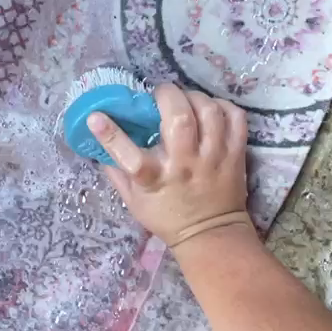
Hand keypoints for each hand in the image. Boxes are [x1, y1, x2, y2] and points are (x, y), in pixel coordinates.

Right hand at [91, 83, 250, 247]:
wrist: (211, 235)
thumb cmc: (167, 215)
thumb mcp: (133, 200)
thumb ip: (115, 169)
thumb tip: (97, 135)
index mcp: (154, 179)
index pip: (128, 155)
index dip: (109, 133)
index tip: (96, 116)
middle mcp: (184, 164)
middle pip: (180, 118)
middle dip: (167, 95)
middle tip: (160, 95)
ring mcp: (214, 157)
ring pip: (209, 112)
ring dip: (194, 97)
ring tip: (185, 100)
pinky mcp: (235, 154)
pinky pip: (234, 117)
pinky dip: (222, 106)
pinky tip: (210, 108)